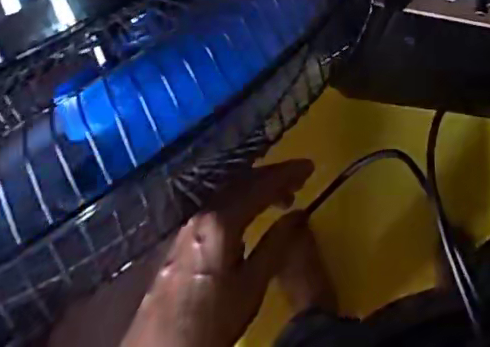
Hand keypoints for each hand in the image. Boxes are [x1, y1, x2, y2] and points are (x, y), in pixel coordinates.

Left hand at [120, 159, 315, 346]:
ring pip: (227, 193)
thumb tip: (297, 215)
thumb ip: (275, 246)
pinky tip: (247, 217)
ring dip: (254, 189)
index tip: (309, 167)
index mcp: (220, 221)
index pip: (259, 185)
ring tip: (278, 198)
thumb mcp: (251, 287)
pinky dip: (238, 202)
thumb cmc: (211, 322)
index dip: (286, 174)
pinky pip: (216, 206)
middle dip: (271, 177)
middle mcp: (201, 214)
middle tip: (298, 180)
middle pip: (241, 182)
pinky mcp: (180, 240)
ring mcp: (187, 226)